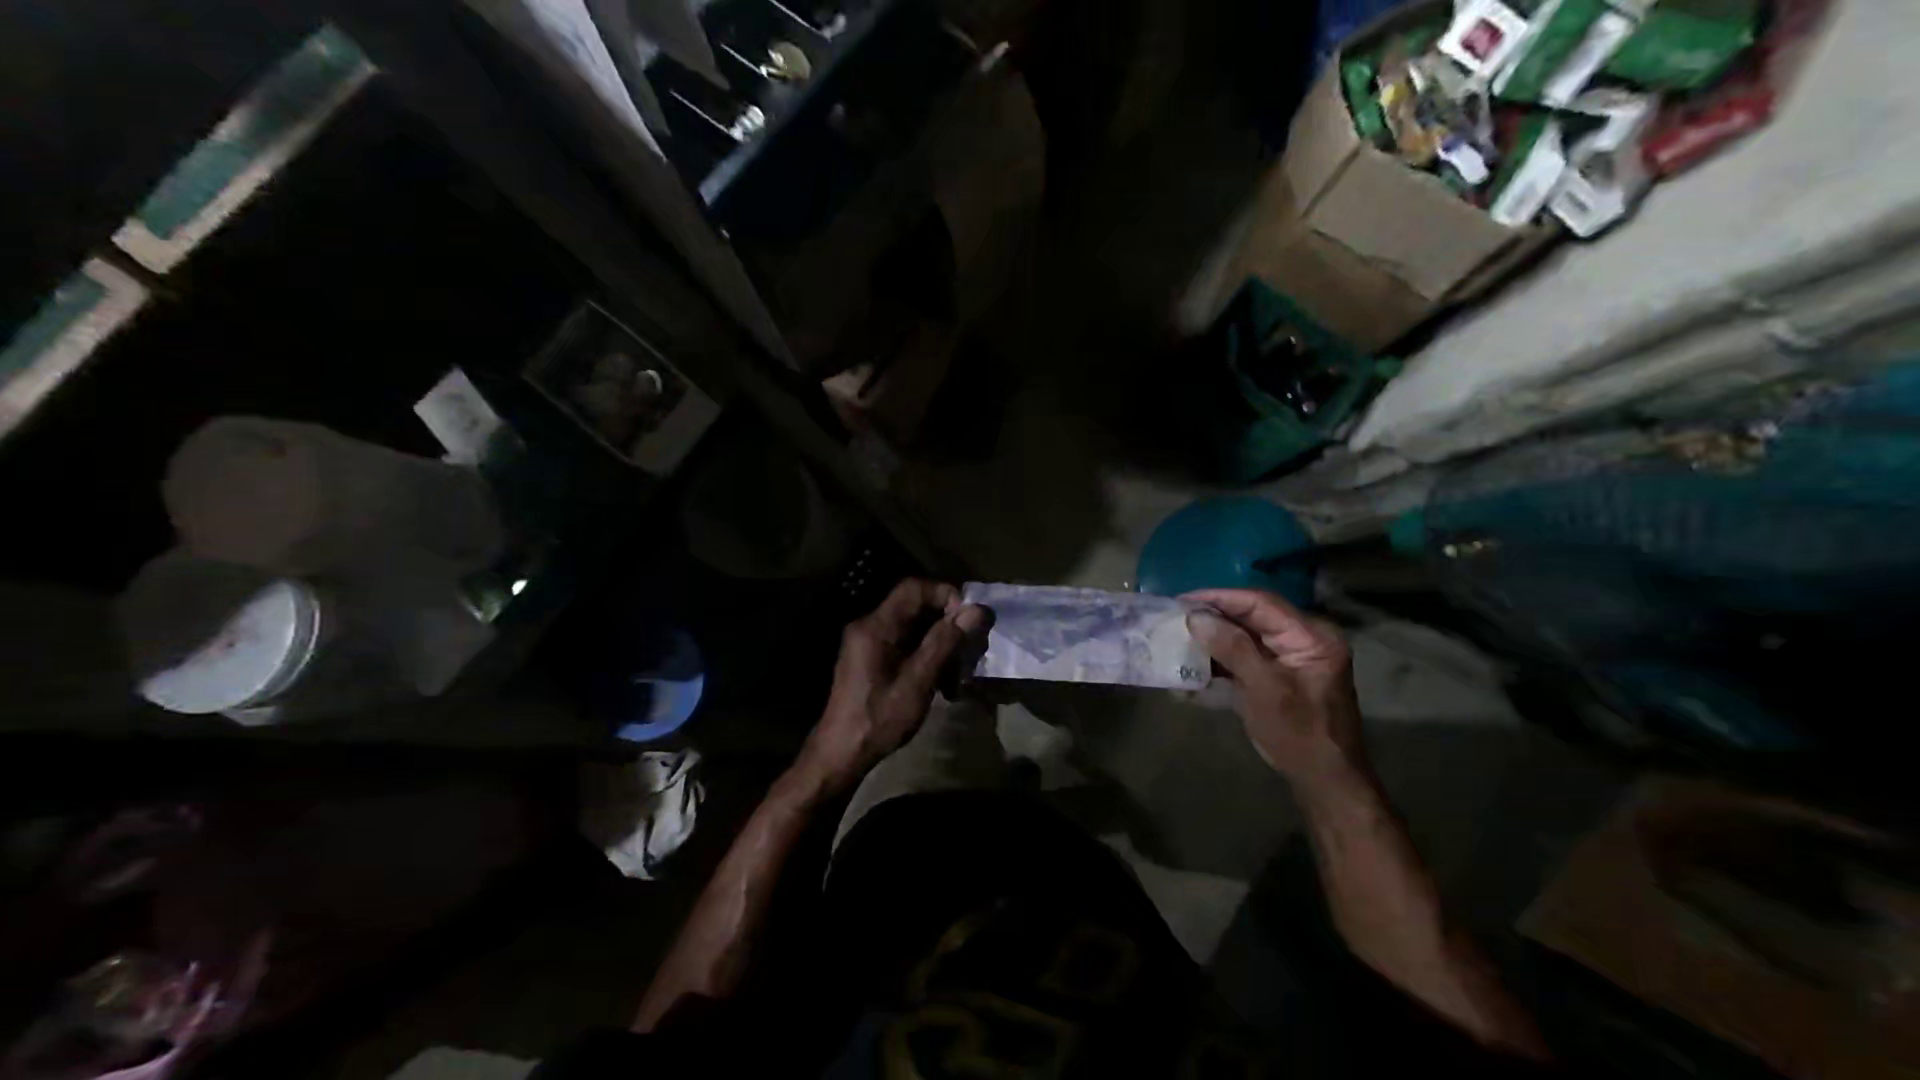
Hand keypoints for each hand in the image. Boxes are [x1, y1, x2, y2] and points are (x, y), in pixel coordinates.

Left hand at [798, 579, 990, 795]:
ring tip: (959, 673)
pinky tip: (943, 683)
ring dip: (940, 643)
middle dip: (947, 623)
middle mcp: (869, 626)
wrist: (841, 754)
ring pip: (913, 627)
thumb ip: (945, 642)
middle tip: (970, 649)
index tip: (968, 621)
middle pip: (916, 606)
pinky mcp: (871, 659)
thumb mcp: (918, 682)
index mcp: (876, 626)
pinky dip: (927, 655)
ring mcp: (869, 643)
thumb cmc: (879, 719)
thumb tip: (975, 610)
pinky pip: (905, 643)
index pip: (914, 588)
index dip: (945, 595)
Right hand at [1183, 589, 1364, 786]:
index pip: (1260, 603)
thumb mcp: (1265, 689)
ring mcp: (1290, 657)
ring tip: (1179, 635)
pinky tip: (1194, 660)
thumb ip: (1233, 648)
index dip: (1220, 598)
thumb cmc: (1299, 733)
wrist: (1323, 779)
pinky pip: (1245, 656)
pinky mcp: (1277, 674)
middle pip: (1252, 616)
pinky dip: (1220, 658)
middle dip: (1213, 616)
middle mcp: (1302, 639)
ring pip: (1245, 635)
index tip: (1182, 600)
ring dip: (1213, 637)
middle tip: (1175, 615)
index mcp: (1311, 636)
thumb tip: (1196, 617)